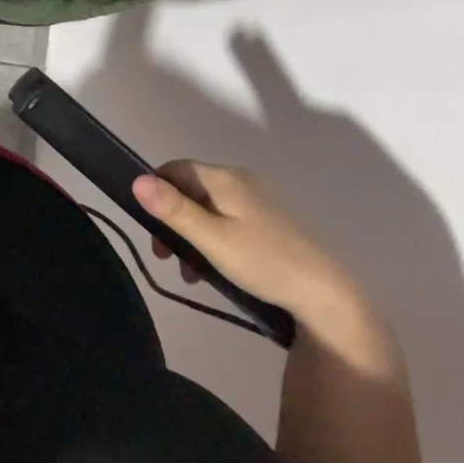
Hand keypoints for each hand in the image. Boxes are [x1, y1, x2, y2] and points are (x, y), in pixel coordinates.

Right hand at [132, 161, 369, 328]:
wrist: (326, 294)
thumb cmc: (263, 262)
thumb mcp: (211, 239)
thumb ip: (173, 209)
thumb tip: (137, 180)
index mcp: (224, 179)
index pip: (175, 169)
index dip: (154, 191)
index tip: (147, 226)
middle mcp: (241, 181)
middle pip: (190, 190)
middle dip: (171, 220)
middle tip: (164, 256)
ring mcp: (258, 200)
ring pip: (208, 209)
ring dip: (190, 235)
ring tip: (189, 272)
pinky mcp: (270, 222)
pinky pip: (227, 221)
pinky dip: (212, 240)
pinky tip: (214, 269)